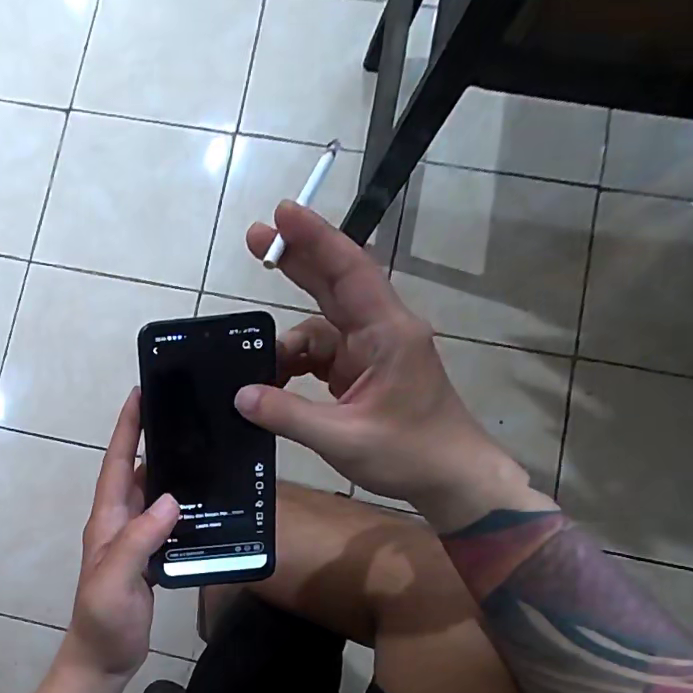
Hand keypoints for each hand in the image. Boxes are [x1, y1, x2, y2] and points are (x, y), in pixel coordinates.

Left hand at [61, 389, 178, 679]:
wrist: (104, 656)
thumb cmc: (103, 618)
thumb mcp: (116, 579)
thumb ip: (138, 540)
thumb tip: (171, 499)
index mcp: (106, 522)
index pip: (116, 466)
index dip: (126, 430)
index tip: (139, 394)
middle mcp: (118, 524)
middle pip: (135, 473)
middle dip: (153, 441)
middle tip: (185, 413)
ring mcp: (133, 541)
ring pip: (153, 496)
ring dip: (173, 472)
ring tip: (205, 447)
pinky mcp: (149, 559)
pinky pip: (167, 523)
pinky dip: (184, 508)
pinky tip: (208, 501)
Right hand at [232, 201, 537, 527]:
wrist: (452, 479)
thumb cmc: (409, 454)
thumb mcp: (341, 437)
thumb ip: (286, 414)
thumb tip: (239, 394)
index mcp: (386, 335)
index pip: (348, 274)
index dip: (315, 241)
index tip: (283, 214)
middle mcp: (378, 333)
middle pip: (332, 283)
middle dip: (293, 259)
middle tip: (252, 237)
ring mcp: (368, 352)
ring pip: (313, 330)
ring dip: (280, 347)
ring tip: (252, 373)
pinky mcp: (358, 372)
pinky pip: (313, 356)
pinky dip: (287, 367)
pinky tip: (268, 385)